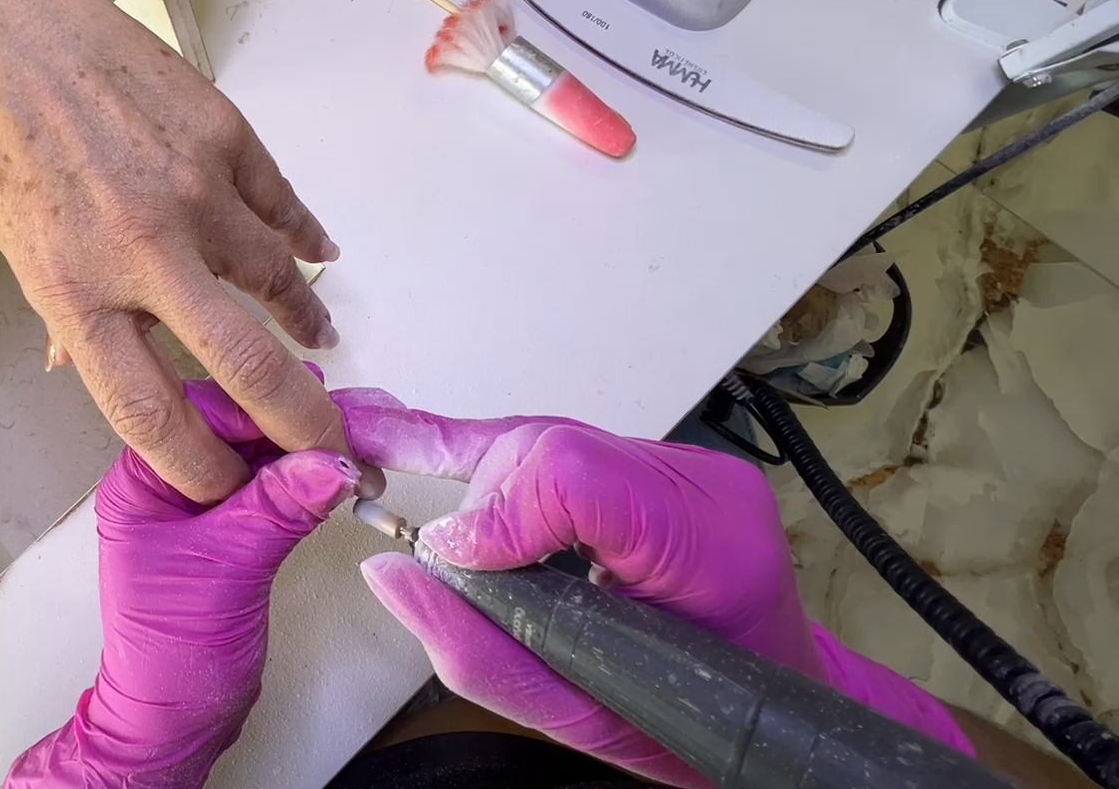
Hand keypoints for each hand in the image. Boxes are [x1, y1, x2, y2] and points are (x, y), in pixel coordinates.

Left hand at [0, 0, 350, 503]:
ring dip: (304, 318)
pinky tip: (314, 254)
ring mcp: (194, 191)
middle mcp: (143, 252)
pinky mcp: (225, 137)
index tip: (230, 484)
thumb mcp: (17, 250)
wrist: (12, 35)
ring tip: (318, 339)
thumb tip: (87, 366)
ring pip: (278, 277)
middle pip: (245, 365)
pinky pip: (283, 205)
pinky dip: (303, 237)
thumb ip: (69, 315)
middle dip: (301, 423)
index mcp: (76, 292)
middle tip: (329, 452)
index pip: (149, 413)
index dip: (200, 466)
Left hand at [6, 378, 361, 787]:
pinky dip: (308, 478)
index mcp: (143, 477)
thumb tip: (329, 459)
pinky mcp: (230, 522)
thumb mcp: (228, 569)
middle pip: (236, 427)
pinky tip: (338, 473)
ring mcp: (200, 500)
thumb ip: (277, 508)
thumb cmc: (169, 656)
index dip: (265, 411)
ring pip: (259, 453)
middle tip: (349, 425)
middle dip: (294, 427)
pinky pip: (271, 483)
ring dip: (309, 451)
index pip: (205, 415)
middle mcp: (169, 480)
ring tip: (355, 446)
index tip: (319, 416)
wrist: (175, 719)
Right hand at [335, 388, 972, 786]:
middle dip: (481, 512)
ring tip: (466, 545)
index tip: (453, 557)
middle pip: (535, 449)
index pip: (576, 477)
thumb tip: (388, 572)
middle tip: (469, 575)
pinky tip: (394, 430)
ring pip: (525, 436)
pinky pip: (532, 435)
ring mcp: (664, 457)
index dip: (499, 512)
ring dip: (480, 490)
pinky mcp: (631, 454)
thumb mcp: (582, 716)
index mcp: (707, 542)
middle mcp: (690, 479)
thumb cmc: (687, 720)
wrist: (760, 702)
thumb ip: (478, 650)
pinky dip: (461, 443)